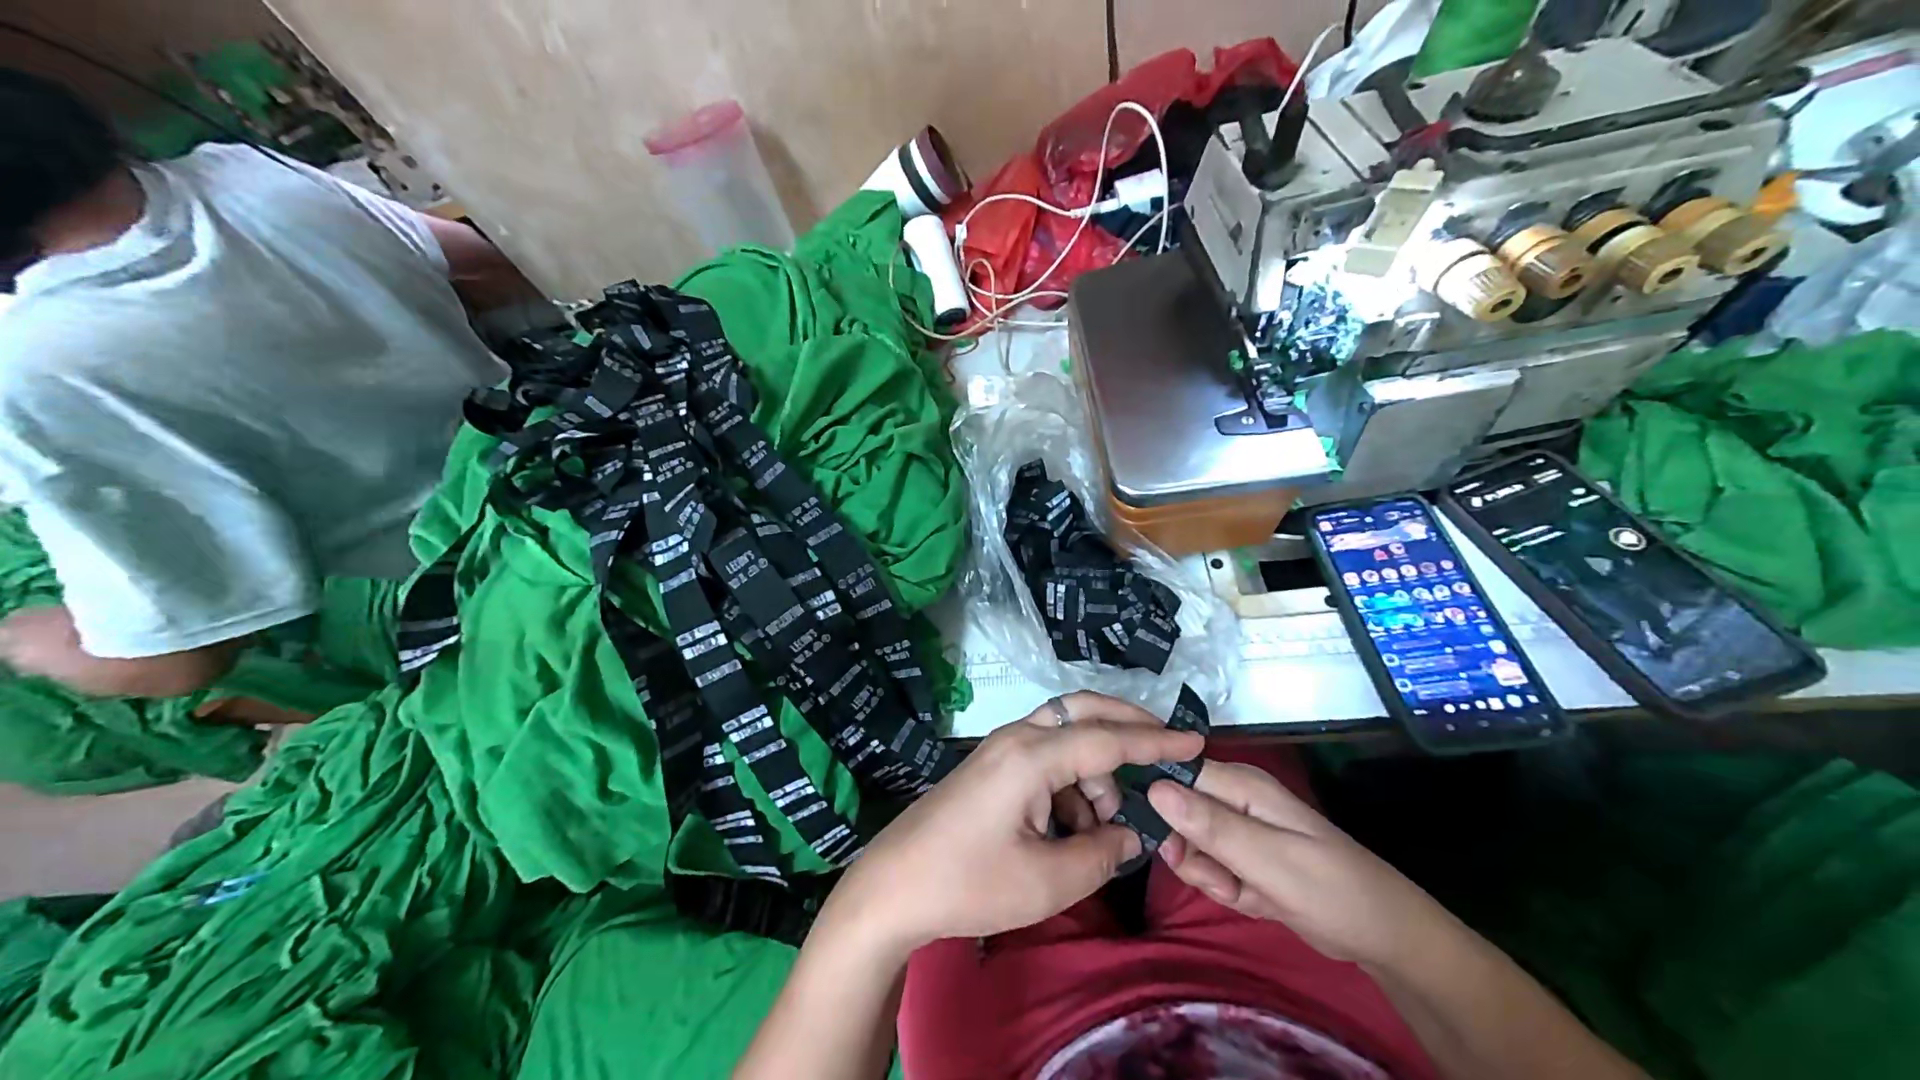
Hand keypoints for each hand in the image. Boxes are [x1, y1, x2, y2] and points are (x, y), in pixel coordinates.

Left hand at [827, 692, 1204, 953]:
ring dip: (1095, 773)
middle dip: (1128, 728)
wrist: (893, 888)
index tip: (1197, 742)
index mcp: (1032, 755)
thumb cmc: (970, 884)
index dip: (1156, 742)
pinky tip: (1070, 831)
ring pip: (1065, 740)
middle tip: (1165, 753)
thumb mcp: (1049, 880)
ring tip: (1102, 829)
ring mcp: (999, 751)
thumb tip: (1131, 834)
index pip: (1108, 738)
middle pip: (1084, 712)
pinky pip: (1044, 760)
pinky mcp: (990, 770)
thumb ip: (1102, 854)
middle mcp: (1017, 739)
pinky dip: (1070, 784)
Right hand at [1147, 761, 1453, 967]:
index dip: (1158, 803)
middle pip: (1175, 813)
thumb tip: (1154, 788)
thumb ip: (1211, 826)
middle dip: (1189, 852)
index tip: (1168, 843)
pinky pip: (1207, 866)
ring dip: (1207, 875)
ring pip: (1188, 844)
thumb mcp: (1268, 860)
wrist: (1383, 936)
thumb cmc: (1330, 889)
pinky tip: (1251, 900)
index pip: (1174, 774)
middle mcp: (1232, 797)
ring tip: (1240, 891)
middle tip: (1219, 878)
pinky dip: (1222, 888)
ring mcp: (1237, 827)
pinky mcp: (1241, 855)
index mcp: (1239, 783)